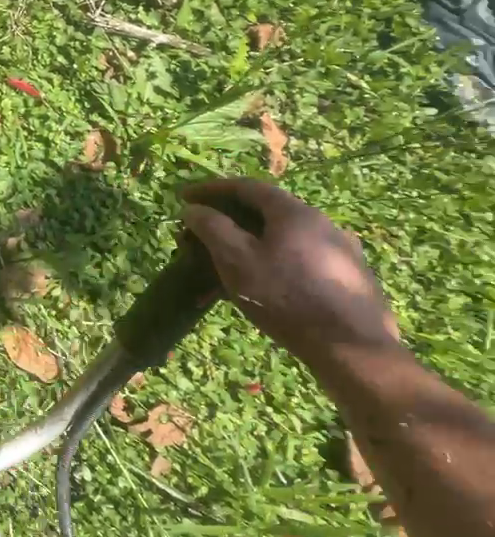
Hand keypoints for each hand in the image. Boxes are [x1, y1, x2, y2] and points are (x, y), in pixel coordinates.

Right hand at [180, 178, 400, 369]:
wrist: (353, 350)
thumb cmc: (284, 295)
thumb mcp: (234, 257)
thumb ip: (210, 226)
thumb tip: (195, 208)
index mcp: (297, 214)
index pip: (247, 187)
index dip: (211, 188)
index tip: (183, 197)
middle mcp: (325, 226)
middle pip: (266, 212)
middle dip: (228, 219)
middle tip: (200, 233)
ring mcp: (343, 254)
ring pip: (283, 238)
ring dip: (248, 243)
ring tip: (225, 263)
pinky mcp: (351, 280)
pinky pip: (300, 259)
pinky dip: (271, 261)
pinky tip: (259, 284)